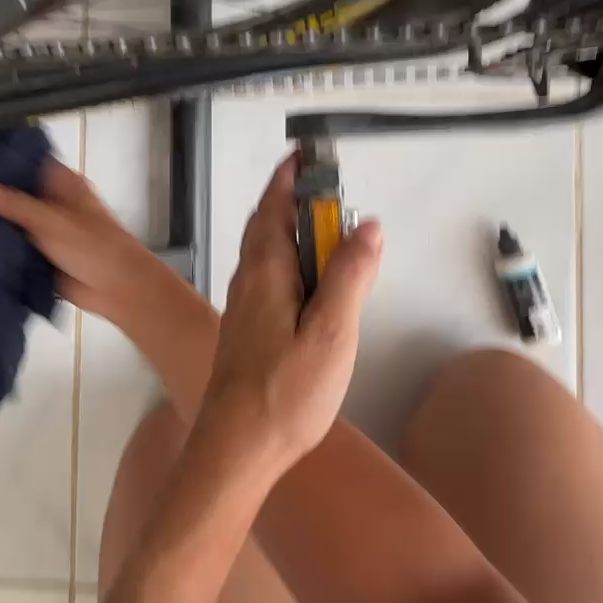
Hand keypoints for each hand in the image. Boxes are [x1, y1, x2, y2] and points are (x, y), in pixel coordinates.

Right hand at [0, 159, 180, 319]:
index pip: (29, 163)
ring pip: (14, 223)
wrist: (119, 289)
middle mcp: (54, 204)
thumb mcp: (52, 220)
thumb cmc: (95, 247)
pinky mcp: (42, 256)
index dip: (2, 160)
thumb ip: (15, 203)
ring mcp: (48, 231)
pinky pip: (16, 249)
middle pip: (17, 194)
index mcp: (64, 184)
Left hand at [200, 156, 382, 471]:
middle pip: (267, 225)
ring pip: (266, 252)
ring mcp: (244, 306)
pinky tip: (308, 284)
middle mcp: (248, 280)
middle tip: (328, 191)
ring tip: (326, 233)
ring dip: (291, 230)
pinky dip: (289, 261)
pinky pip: (267, 276)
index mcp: (266, 272)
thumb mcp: (331, 334)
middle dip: (293, 200)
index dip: (290, 178)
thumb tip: (368, 224)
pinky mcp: (247, 329)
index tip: (307, 154)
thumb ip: (349, 277)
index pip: (275, 207)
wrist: (235, 448)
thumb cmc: (285, 392)